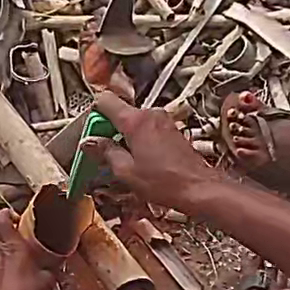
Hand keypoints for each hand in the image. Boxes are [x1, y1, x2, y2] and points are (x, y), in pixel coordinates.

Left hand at [0, 209, 59, 289]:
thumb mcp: (48, 277)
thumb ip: (53, 265)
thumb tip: (61, 259)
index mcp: (12, 244)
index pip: (0, 218)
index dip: (7, 213)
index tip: (16, 215)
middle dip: (2, 223)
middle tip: (14, 227)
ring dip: (1, 242)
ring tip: (14, 248)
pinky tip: (10, 269)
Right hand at [82, 91, 224, 213]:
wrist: (198, 188)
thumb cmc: (167, 182)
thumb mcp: (126, 171)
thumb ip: (105, 152)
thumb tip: (90, 143)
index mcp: (135, 121)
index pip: (105, 100)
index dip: (93, 116)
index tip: (90, 134)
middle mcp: (150, 115)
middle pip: (119, 111)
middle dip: (107, 129)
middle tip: (101, 152)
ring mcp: (162, 121)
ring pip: (132, 120)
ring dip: (122, 136)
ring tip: (122, 160)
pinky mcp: (170, 130)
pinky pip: (146, 127)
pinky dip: (137, 139)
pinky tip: (138, 160)